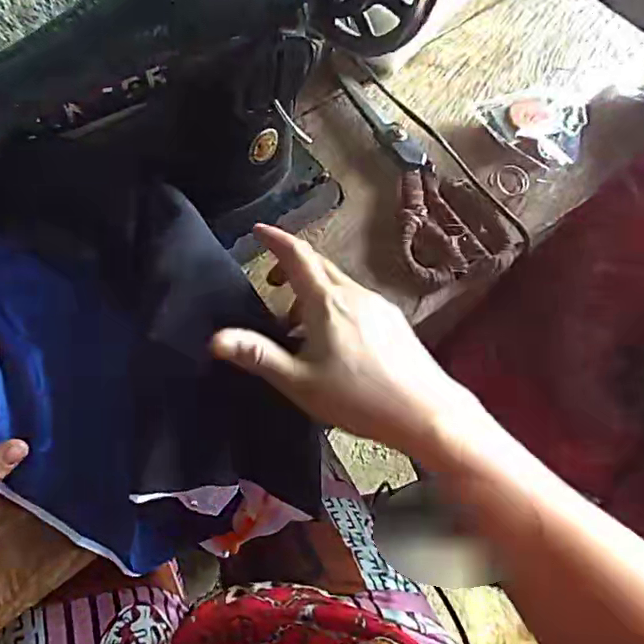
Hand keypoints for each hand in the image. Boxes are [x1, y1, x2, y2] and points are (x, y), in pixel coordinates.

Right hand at [210, 224, 486, 456]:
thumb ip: (258, 355)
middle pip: (318, 265)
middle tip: (270, 282)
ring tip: (296, 325)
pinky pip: (355, 299)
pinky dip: (333, 304)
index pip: (296, 255)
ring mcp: (378, 306)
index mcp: (326, 302)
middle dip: (290, 265)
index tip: (258, 230)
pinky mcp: (394, 321)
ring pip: (337, 284)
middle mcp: (354, 294)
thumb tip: (216, 339)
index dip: (274, 239)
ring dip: (311, 291)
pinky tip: (332, 339)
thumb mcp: (299, 381)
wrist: (427, 413)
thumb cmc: (358, 398)